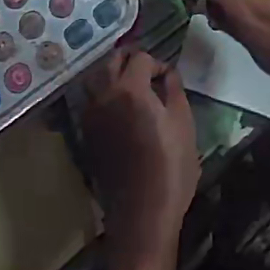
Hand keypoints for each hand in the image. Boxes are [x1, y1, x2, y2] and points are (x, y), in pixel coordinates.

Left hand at [82, 50, 198, 255]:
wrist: (142, 212)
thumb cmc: (171, 167)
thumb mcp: (183, 123)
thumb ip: (174, 90)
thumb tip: (168, 73)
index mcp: (130, 89)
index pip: (140, 57)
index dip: (156, 62)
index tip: (168, 77)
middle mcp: (104, 95)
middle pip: (111, 61)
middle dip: (130, 59)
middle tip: (147, 69)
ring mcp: (91, 115)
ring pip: (95, 79)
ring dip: (111, 73)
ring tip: (131, 84)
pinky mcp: (87, 133)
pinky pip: (91, 101)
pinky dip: (103, 94)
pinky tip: (120, 108)